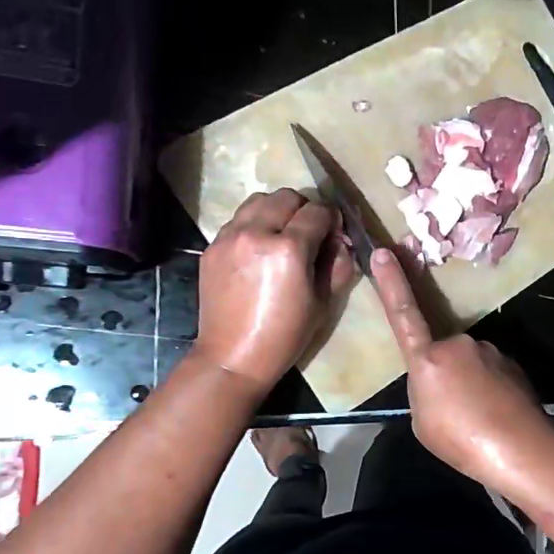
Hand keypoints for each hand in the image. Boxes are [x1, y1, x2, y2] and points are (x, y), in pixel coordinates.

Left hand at [196, 189, 356, 393]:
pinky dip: (254, 224)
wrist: (233, 357)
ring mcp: (229, 237)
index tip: (334, 234)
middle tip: (309, 233)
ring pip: (258, 200)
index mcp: (289, 248)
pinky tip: (259, 250)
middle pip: (287, 196)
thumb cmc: (285, 336)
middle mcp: (256, 232)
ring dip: (276, 211)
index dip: (331, 220)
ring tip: (282, 236)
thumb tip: (341, 241)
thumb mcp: (324, 303)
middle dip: (304, 209)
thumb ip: (338, 264)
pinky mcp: (212, 246)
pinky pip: (238, 219)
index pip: (317, 211)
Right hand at [370, 248, 553, 505]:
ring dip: (468, 385)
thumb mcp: (422, 421)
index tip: (384, 251)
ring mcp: (489, 351)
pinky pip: (490, 373)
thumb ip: (423, 391)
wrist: (520, 448)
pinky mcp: (511, 363)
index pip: (403, 314)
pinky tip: (495, 416)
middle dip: (442, 375)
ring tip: (476, 420)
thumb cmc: (460, 439)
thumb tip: (436, 382)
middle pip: (441, 353)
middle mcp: (459, 344)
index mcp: (428, 359)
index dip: (391, 283)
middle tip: (452, 412)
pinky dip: (489, 391)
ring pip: (468, 364)